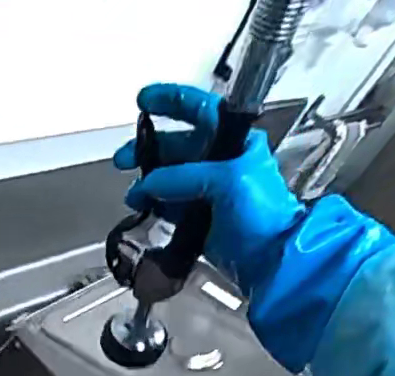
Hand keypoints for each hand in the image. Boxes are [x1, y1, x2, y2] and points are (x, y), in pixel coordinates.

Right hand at [114, 83, 303, 294]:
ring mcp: (207, 192)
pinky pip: (168, 206)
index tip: (146, 100)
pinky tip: (143, 208)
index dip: (172, 102)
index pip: (201, 111)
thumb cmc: (262, 215)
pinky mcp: (197, 218)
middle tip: (125, 158)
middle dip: (148, 150)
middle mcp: (219, 164)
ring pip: (168, 178)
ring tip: (134, 195)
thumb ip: (184, 178)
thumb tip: (149, 182)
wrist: (269, 257)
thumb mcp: (226, 181)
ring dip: (147, 184)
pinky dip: (153, 206)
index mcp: (233, 144)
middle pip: (177, 148)